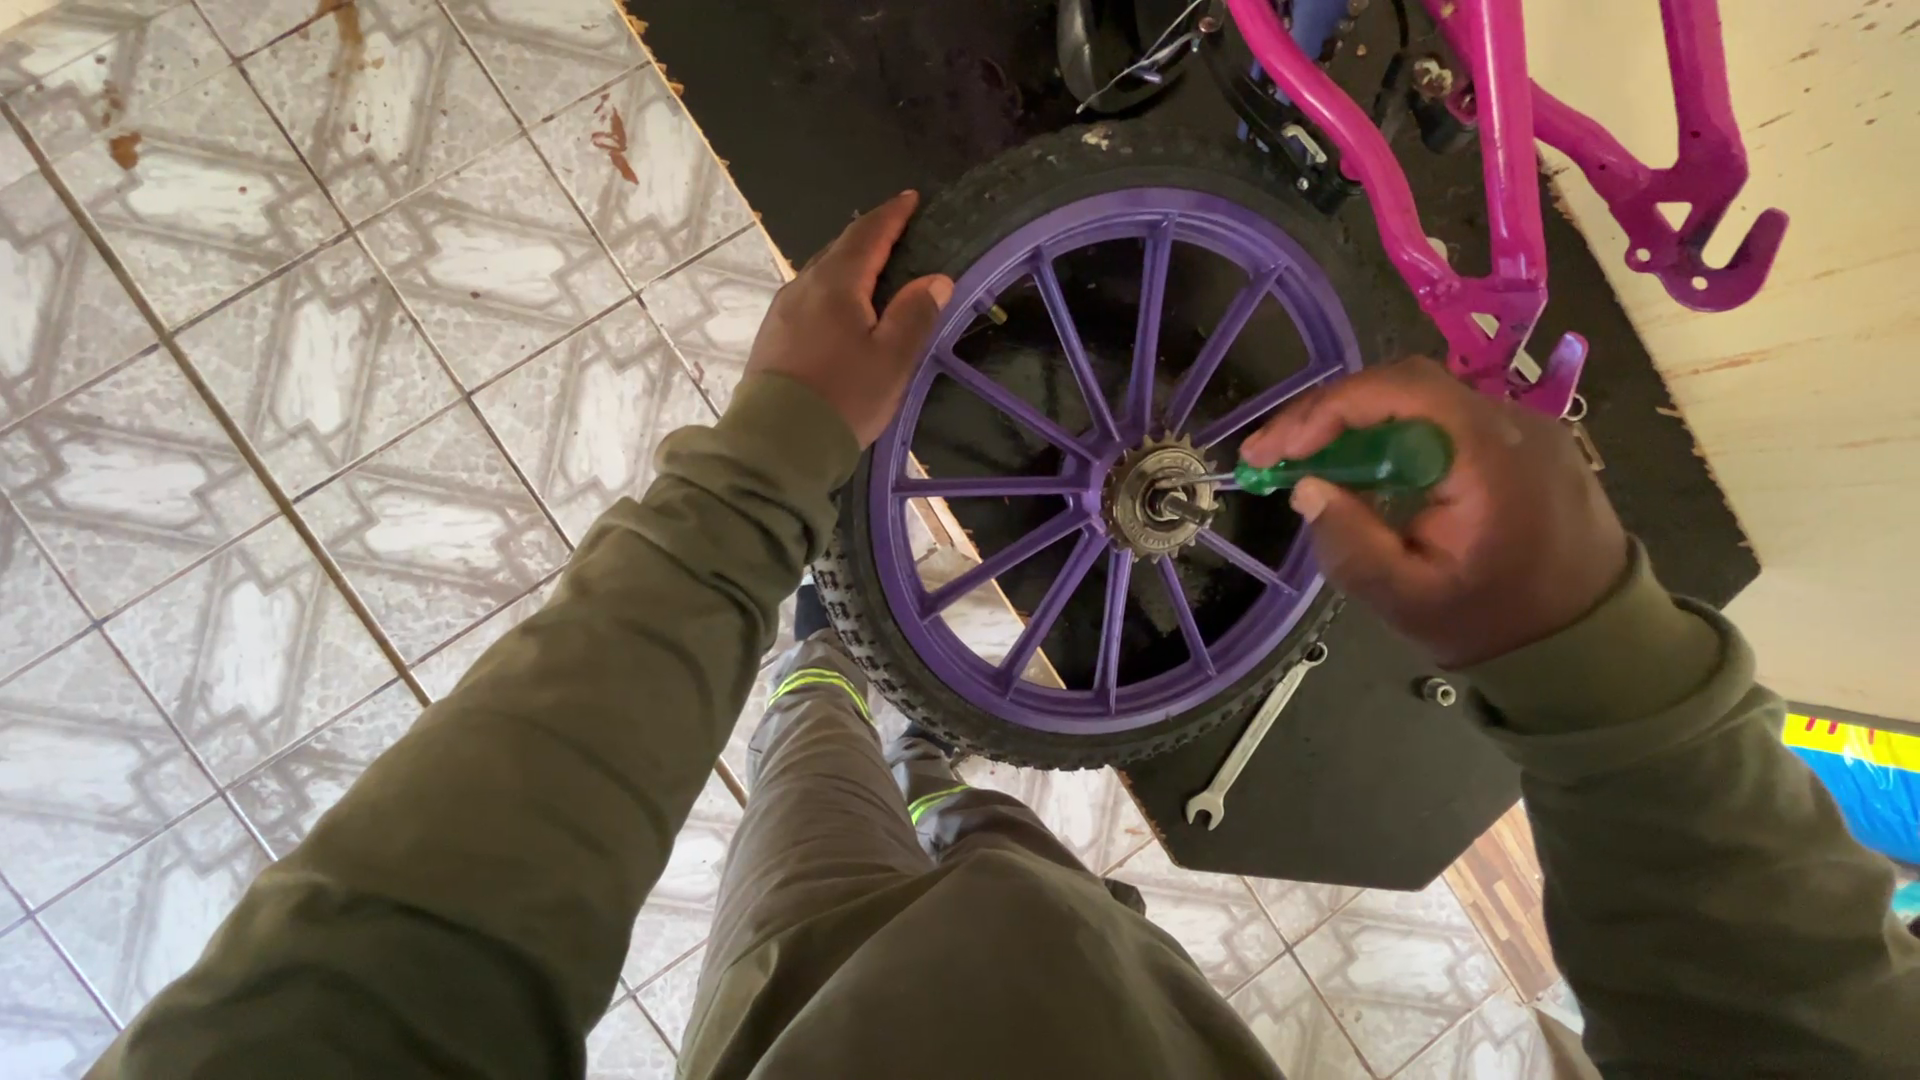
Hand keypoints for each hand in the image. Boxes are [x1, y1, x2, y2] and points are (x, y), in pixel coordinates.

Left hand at [744, 191, 953, 447]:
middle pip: (839, 249)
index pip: (868, 235)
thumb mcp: (892, 360)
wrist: (778, 442)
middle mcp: (804, 287)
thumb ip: (915, 315)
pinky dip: (830, 290)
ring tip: (870, 269)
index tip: (911, 200)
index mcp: (836, 284)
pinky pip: (807, 298)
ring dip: (847, 264)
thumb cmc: (844, 397)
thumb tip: (936, 279)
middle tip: (894, 232)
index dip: (892, 216)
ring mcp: (782, 311)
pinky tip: (838, 307)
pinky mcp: (773, 337)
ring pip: (820, 273)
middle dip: (868, 236)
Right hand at [1240, 358, 1628, 666]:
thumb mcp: (1407, 597)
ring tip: (1294, 457)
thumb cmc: (1493, 622)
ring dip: (1347, 421)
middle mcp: (1512, 422)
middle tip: (1266, 452)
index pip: (1401, 391)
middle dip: (1323, 412)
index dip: (1327, 409)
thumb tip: (1306, 488)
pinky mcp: (1513, 442)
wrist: (1587, 641)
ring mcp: (1519, 427)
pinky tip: (1348, 462)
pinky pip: (1435, 419)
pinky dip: (1380, 432)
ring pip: (1415, 398)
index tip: (1275, 451)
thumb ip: (1350, 544)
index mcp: (1491, 455)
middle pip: (1401, 385)